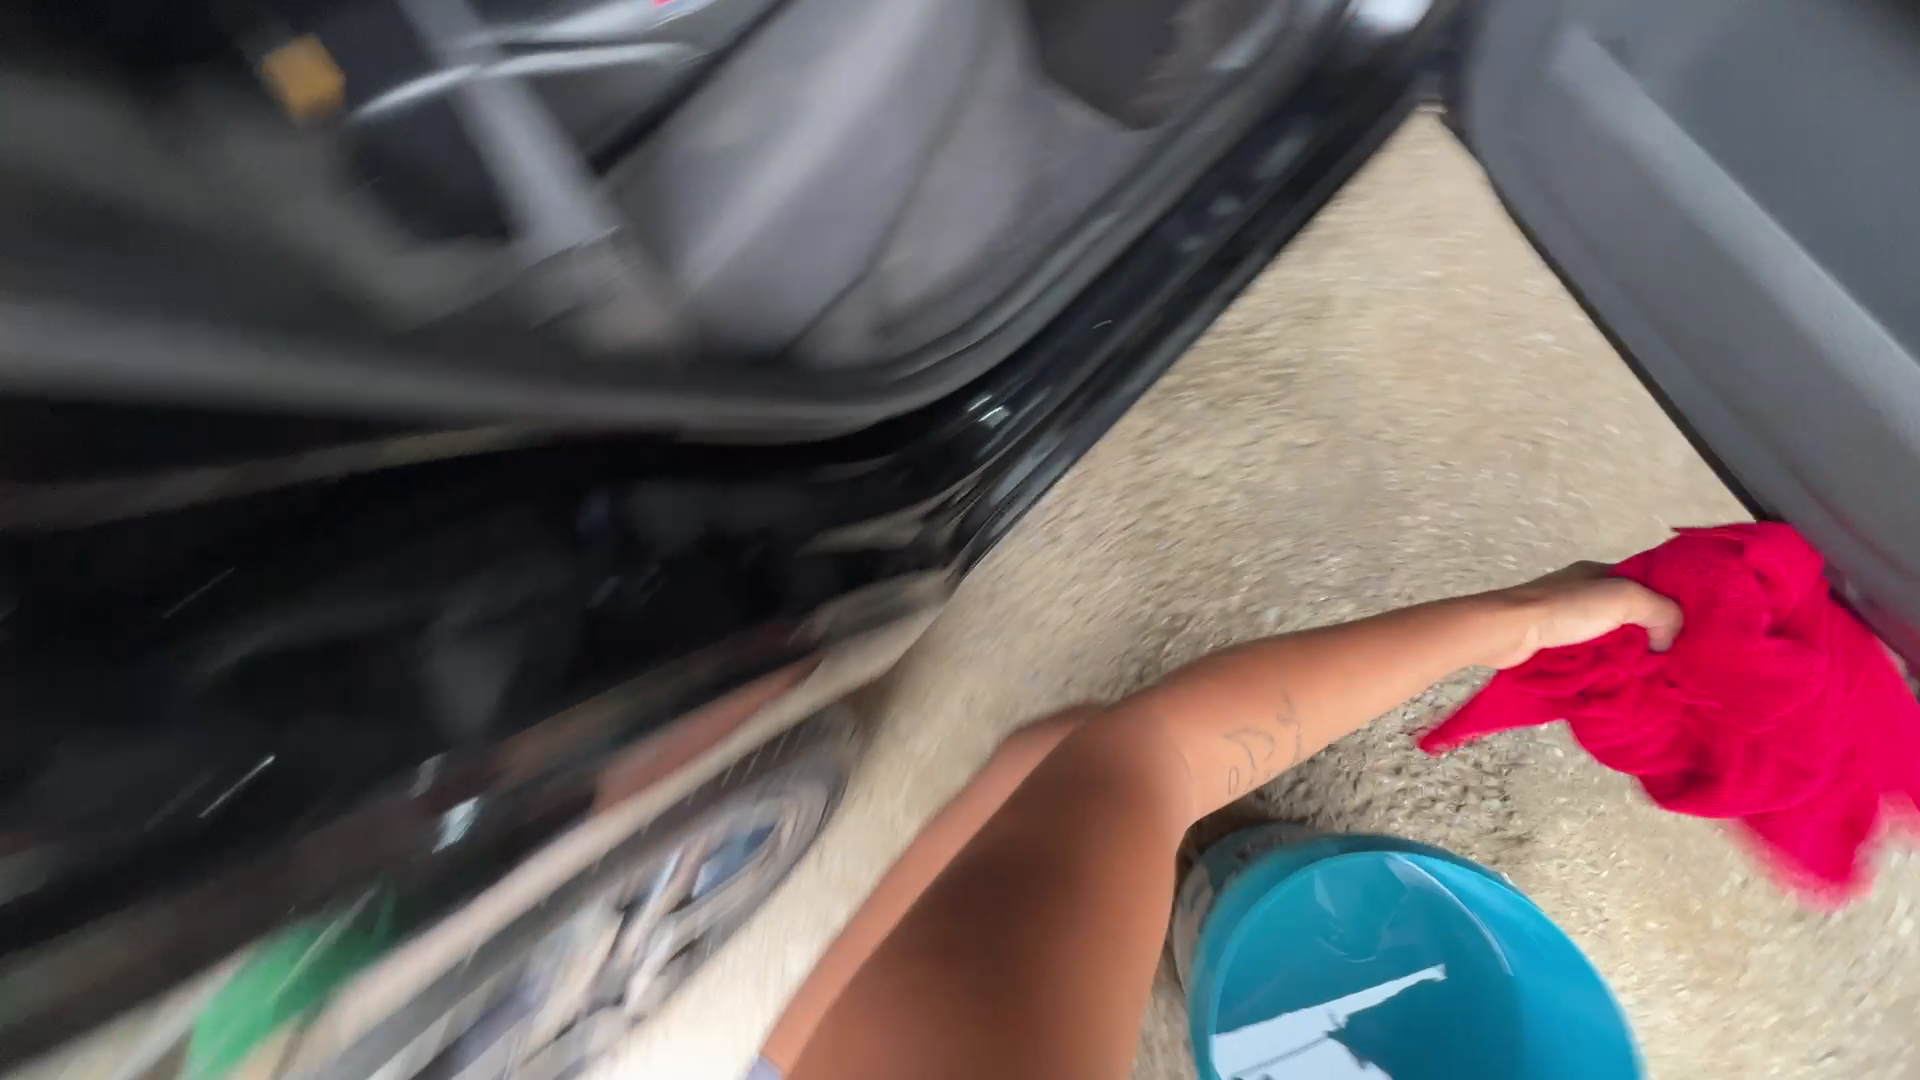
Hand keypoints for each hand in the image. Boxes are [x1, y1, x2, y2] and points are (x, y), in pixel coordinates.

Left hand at [1484, 561, 1682, 668]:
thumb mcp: (1624, 597)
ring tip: (1651, 674)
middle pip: (1629, 615)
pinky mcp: (1551, 641)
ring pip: (1609, 637)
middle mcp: (1581, 593)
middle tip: (1672, 660)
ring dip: (1626, 655)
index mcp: (1597, 573)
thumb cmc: (1563, 609)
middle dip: (1650, 636)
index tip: (1692, 632)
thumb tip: (1666, 641)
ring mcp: (1564, 618)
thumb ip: (1661, 611)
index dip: (1670, 606)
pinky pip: (1588, 653)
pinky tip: (1620, 678)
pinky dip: (1603, 664)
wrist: (1506, 631)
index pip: (1646, 585)